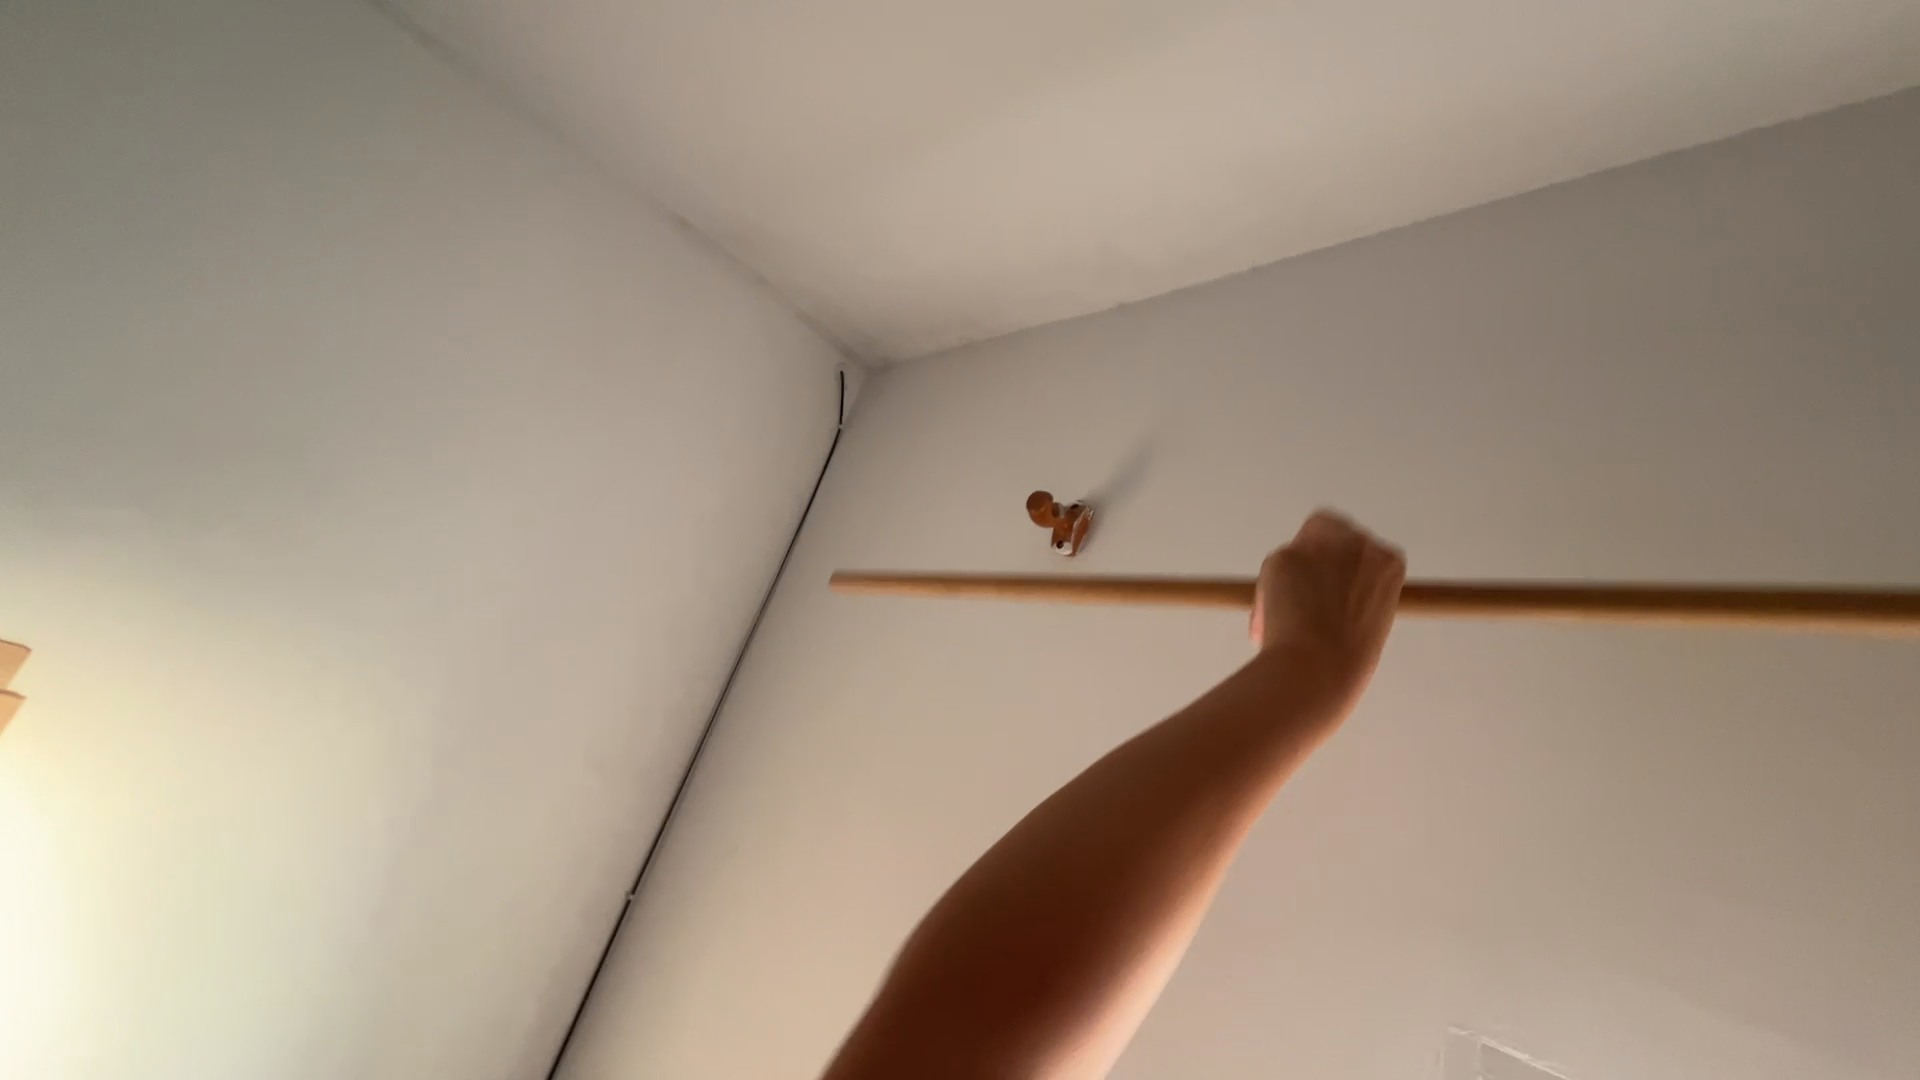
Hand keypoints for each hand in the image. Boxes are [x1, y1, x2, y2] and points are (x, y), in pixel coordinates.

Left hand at [1249, 510, 1405, 717]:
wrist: (1320, 666)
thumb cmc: (1349, 659)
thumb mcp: (1369, 617)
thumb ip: (1353, 593)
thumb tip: (1324, 593)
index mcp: (1388, 562)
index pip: (1359, 547)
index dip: (1339, 564)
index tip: (1328, 586)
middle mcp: (1357, 543)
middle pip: (1328, 530)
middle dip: (1313, 555)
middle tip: (1302, 591)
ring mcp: (1319, 546)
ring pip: (1296, 549)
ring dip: (1289, 572)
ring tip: (1287, 614)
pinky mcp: (1284, 556)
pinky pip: (1271, 570)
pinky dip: (1266, 595)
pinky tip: (1269, 623)